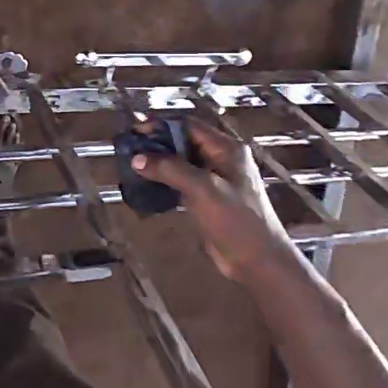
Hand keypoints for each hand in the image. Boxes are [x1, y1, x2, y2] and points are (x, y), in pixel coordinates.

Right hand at [131, 119, 297, 280]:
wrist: (258, 261)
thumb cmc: (236, 220)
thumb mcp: (203, 189)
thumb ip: (170, 169)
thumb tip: (137, 158)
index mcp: (226, 149)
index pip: (189, 126)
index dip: (161, 125)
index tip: (135, 132)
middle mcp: (221, 159)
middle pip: (184, 142)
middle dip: (157, 144)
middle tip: (130, 150)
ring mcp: (215, 180)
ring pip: (182, 163)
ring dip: (159, 163)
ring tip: (133, 166)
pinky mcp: (208, 199)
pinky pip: (182, 182)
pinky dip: (165, 181)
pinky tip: (147, 185)